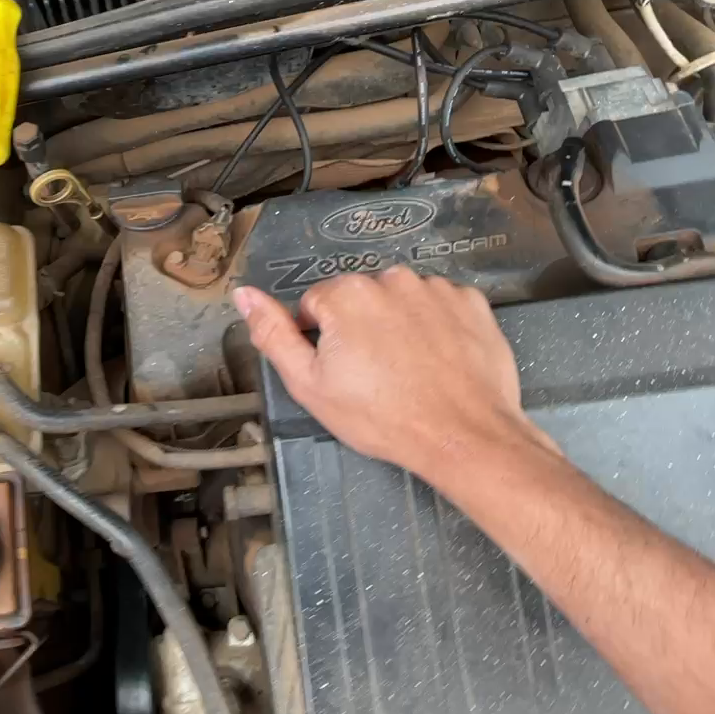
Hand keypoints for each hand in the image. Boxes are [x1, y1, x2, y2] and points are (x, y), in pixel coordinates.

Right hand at [233, 266, 555, 480]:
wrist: (463, 435)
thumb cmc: (380, 416)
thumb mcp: (309, 384)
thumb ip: (273, 333)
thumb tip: (243, 294)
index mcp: (345, 295)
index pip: (315, 306)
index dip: (322, 341)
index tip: (341, 371)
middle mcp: (390, 278)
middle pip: (358, 299)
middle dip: (359, 328)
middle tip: (374, 375)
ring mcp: (435, 288)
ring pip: (399, 300)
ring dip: (397, 325)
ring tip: (408, 370)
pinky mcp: (471, 302)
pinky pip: (439, 305)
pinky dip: (435, 326)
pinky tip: (437, 360)